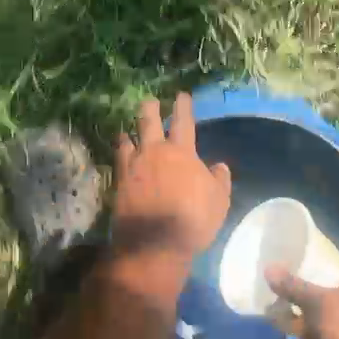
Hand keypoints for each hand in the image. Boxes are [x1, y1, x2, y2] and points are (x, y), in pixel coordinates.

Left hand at [111, 94, 231, 266]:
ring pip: (130, 139)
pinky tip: (120, 151)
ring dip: (130, 131)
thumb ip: (219, 180)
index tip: (181, 95)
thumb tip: (219, 166)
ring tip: (128, 129)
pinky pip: (118, 159)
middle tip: (150, 101)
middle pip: (149, 123)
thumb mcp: (219, 201)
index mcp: (182, 153)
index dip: (183, 107)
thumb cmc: (193, 220)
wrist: (154, 243)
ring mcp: (134, 166)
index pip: (183, 122)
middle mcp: (155, 153)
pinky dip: (120, 151)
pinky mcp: (119, 182)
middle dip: (150, 109)